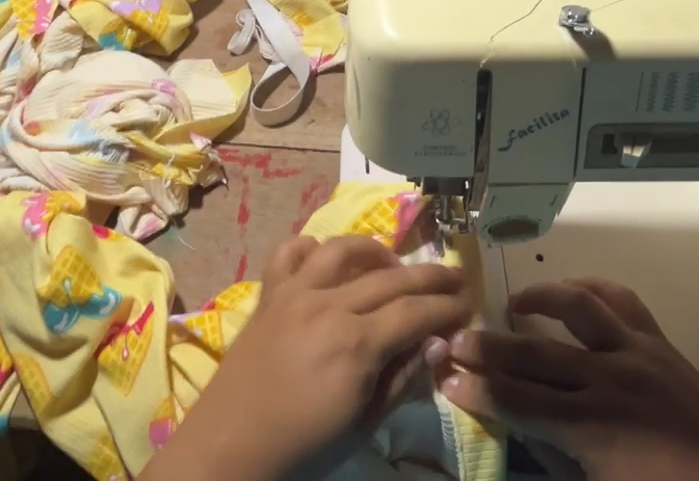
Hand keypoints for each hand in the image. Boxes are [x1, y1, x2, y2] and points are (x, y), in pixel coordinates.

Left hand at [145, 235, 469, 480]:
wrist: (230, 450)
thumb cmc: (303, 448)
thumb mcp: (363, 425)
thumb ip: (401, 379)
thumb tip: (436, 343)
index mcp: (355, 343)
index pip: (415, 312)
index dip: (446, 307)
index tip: (468, 305)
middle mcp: (327, 305)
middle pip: (389, 277)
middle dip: (429, 276)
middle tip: (455, 276)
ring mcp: (294, 293)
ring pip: (342, 250)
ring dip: (375, 251)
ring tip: (394, 265)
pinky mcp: (268, 294)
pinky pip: (290, 252)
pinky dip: (311, 247)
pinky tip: (326, 258)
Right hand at [434, 278, 698, 480]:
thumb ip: (557, 458)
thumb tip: (522, 427)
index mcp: (595, 428)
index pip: (520, 403)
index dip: (479, 391)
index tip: (446, 379)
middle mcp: (611, 380)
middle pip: (537, 354)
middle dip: (491, 347)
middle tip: (458, 337)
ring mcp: (638, 354)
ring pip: (578, 308)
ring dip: (540, 299)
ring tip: (514, 304)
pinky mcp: (660, 342)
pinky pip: (621, 300)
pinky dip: (590, 289)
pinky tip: (571, 293)